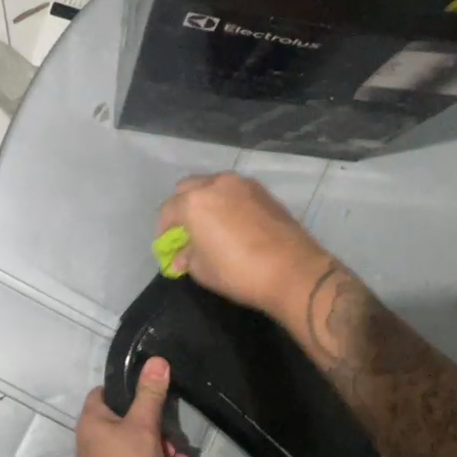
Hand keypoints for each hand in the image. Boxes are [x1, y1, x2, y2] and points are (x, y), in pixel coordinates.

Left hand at [77, 356, 172, 456]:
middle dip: (155, 423)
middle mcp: (90, 437)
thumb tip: (156, 359)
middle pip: (126, 415)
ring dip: (160, 443)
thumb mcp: (144, 427)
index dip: (130, 388)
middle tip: (172, 435)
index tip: (154, 393)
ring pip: (134, 438)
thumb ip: (150, 393)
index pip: (106, 389)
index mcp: (90, 420)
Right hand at [157, 172, 332, 318]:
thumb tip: (181, 257)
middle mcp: (216, 184)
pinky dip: (228, 202)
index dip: (163, 230)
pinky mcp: (263, 191)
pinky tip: (234, 223)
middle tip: (187, 231)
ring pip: (213, 185)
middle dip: (183, 208)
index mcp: (194, 202)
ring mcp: (242, 184)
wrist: (292, 270)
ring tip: (212, 225)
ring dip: (207, 201)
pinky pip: (235, 192)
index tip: (168, 247)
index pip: (167, 210)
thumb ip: (187, 257)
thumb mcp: (203, 270)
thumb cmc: (239, 272)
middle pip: (188, 188)